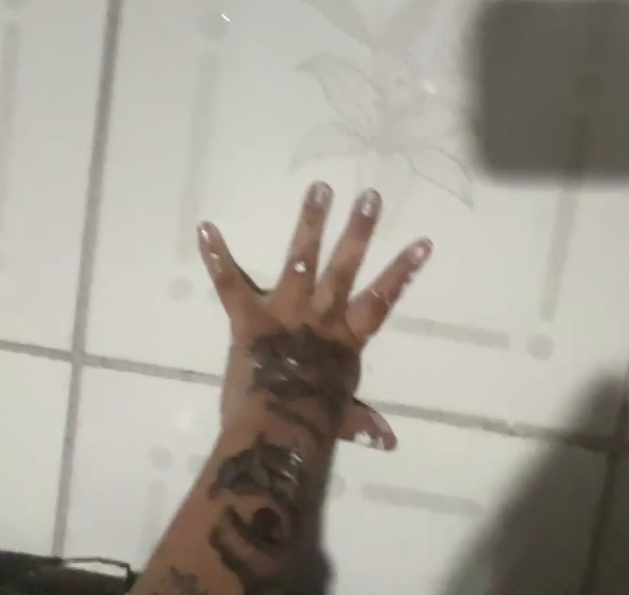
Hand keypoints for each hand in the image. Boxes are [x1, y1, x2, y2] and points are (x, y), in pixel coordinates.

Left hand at [197, 183, 432, 448]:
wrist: (272, 434)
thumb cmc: (311, 426)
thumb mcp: (341, 419)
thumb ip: (361, 420)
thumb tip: (389, 441)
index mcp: (346, 338)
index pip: (382, 297)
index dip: (403, 270)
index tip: (422, 241)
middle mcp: (320, 315)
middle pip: (344, 266)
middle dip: (358, 229)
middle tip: (369, 194)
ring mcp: (285, 311)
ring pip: (301, 258)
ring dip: (310, 222)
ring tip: (319, 188)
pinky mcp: (248, 317)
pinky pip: (231, 283)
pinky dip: (217, 255)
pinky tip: (206, 226)